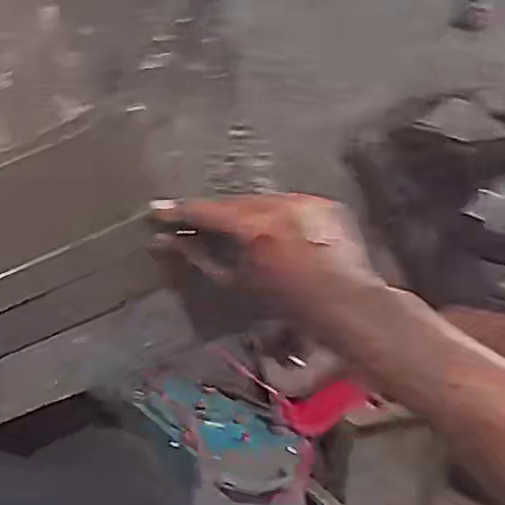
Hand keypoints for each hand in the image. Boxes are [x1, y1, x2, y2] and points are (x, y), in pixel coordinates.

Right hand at [151, 194, 389, 336]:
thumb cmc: (286, 301)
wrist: (345, 303)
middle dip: (215, 214)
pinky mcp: (321, 203)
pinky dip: (275, 215)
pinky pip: (286, 204)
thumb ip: (197, 257)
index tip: (159, 210)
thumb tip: (164, 242)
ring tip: (241, 234)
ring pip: (259, 201)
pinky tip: (274, 234)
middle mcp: (277, 206)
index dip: (179, 211)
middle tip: (197, 225)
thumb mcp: (234, 282)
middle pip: (232, 203)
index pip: (205, 210)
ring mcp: (302, 201)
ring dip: (245, 214)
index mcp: (252, 226)